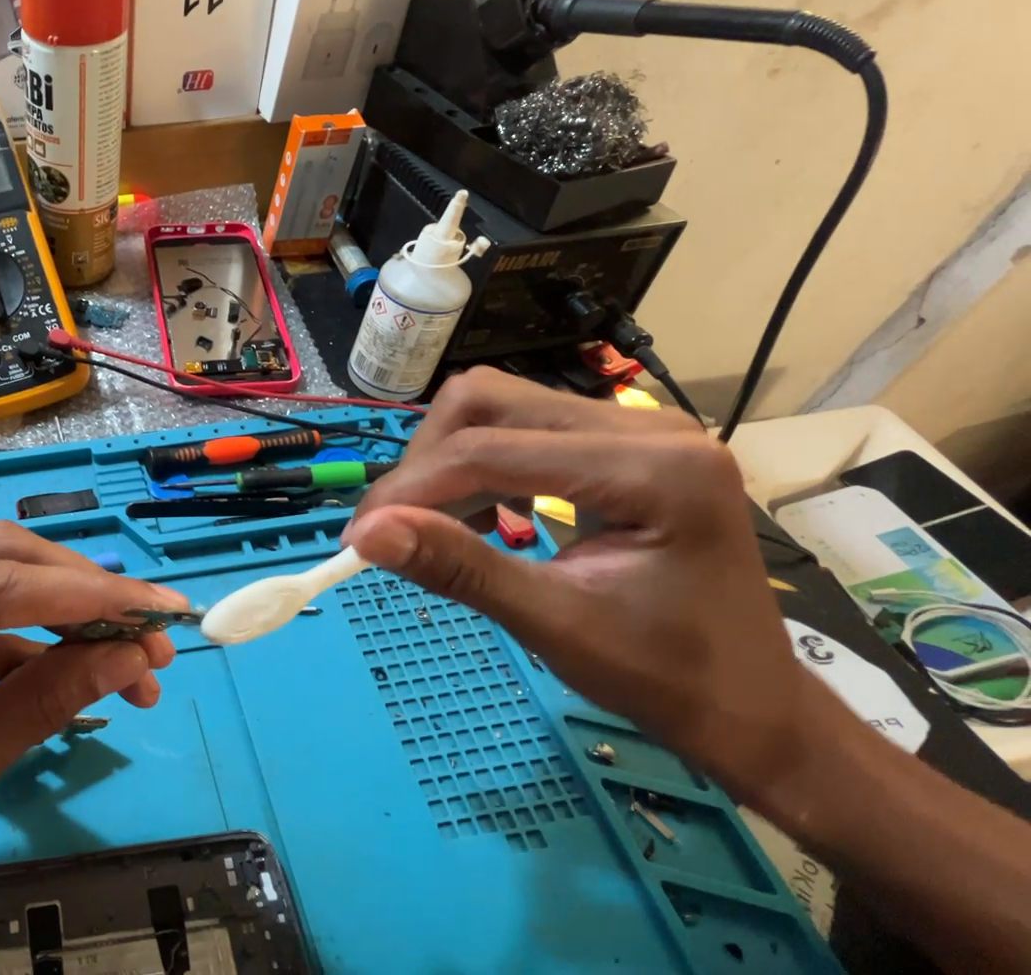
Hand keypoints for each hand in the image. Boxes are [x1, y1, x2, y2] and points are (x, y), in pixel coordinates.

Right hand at [342, 367, 815, 799]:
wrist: (749, 706)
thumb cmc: (666, 677)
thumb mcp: (554, 625)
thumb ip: (459, 568)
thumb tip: (366, 534)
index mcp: (653, 467)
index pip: (493, 450)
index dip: (412, 489)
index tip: (357, 538)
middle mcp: (647, 424)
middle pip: (489, 401)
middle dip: (425, 463)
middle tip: (394, 527)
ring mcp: (635, 427)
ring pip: (497, 407)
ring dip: (446, 463)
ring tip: (432, 526)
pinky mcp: (620, 442)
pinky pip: (520, 428)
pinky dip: (478, 468)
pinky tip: (479, 517)